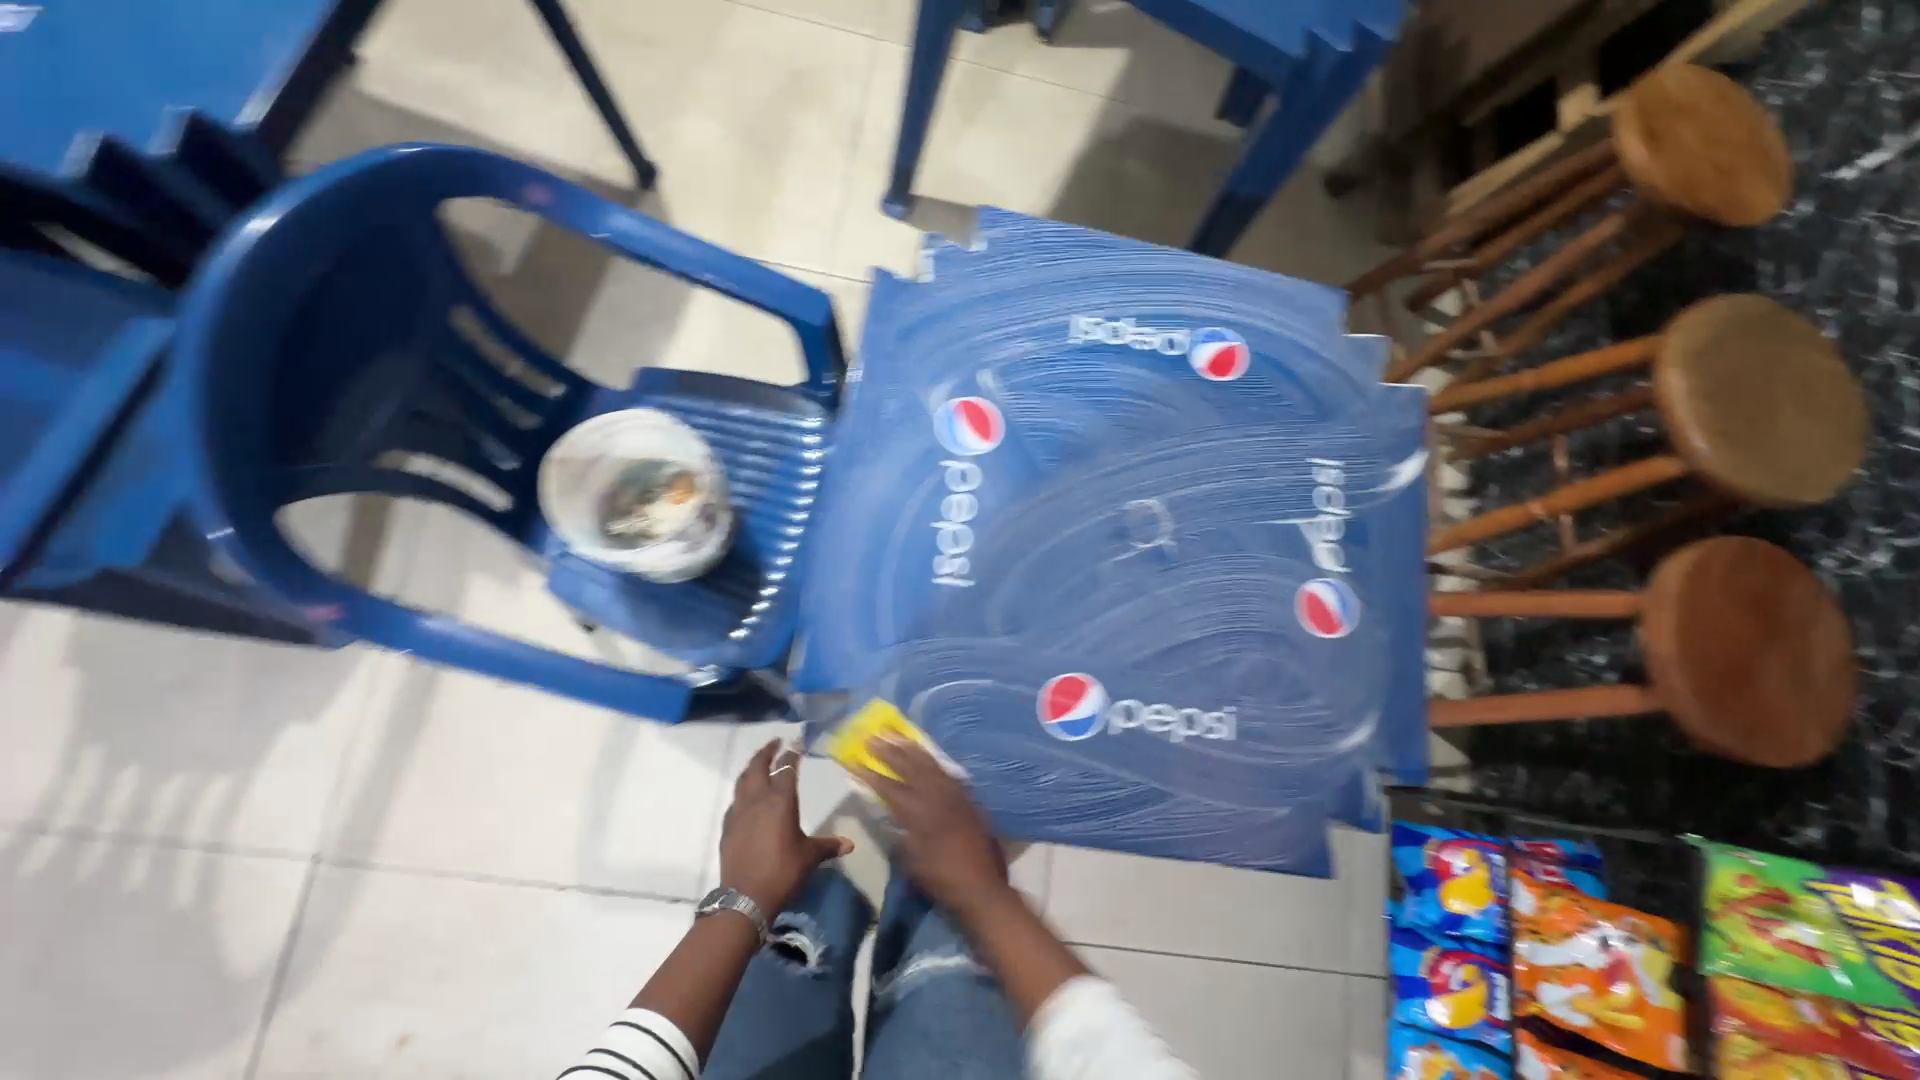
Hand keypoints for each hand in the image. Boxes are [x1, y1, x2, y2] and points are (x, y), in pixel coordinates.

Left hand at [718, 740, 851, 913]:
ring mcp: (738, 813)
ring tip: (758, 763)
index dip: (792, 753)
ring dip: (751, 768)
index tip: (797, 741)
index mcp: (780, 800)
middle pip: (757, 766)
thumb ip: (828, 846)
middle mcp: (757, 800)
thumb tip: (849, 844)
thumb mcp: (810, 857)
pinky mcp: (727, 828)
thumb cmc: (783, 871)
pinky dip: (742, 792)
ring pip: (742, 781)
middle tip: (775, 742)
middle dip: (766, 752)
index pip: (786, 767)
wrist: (745, 898)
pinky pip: (734, 801)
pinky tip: (746, 798)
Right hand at [854, 738, 1012, 918]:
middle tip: (874, 736)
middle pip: (910, 767)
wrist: (982, 888)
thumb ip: (899, 834)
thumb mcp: (911, 861)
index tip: (854, 760)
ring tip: (899, 736)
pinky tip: (929, 757)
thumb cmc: (941, 880)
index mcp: (918, 814)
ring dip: (913, 749)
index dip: (870, 773)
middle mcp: (937, 798)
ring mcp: (955, 795)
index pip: (888, 787)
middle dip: (890, 751)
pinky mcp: (969, 799)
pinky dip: (935, 762)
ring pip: (931, 764)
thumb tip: (890, 817)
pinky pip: (949, 773)